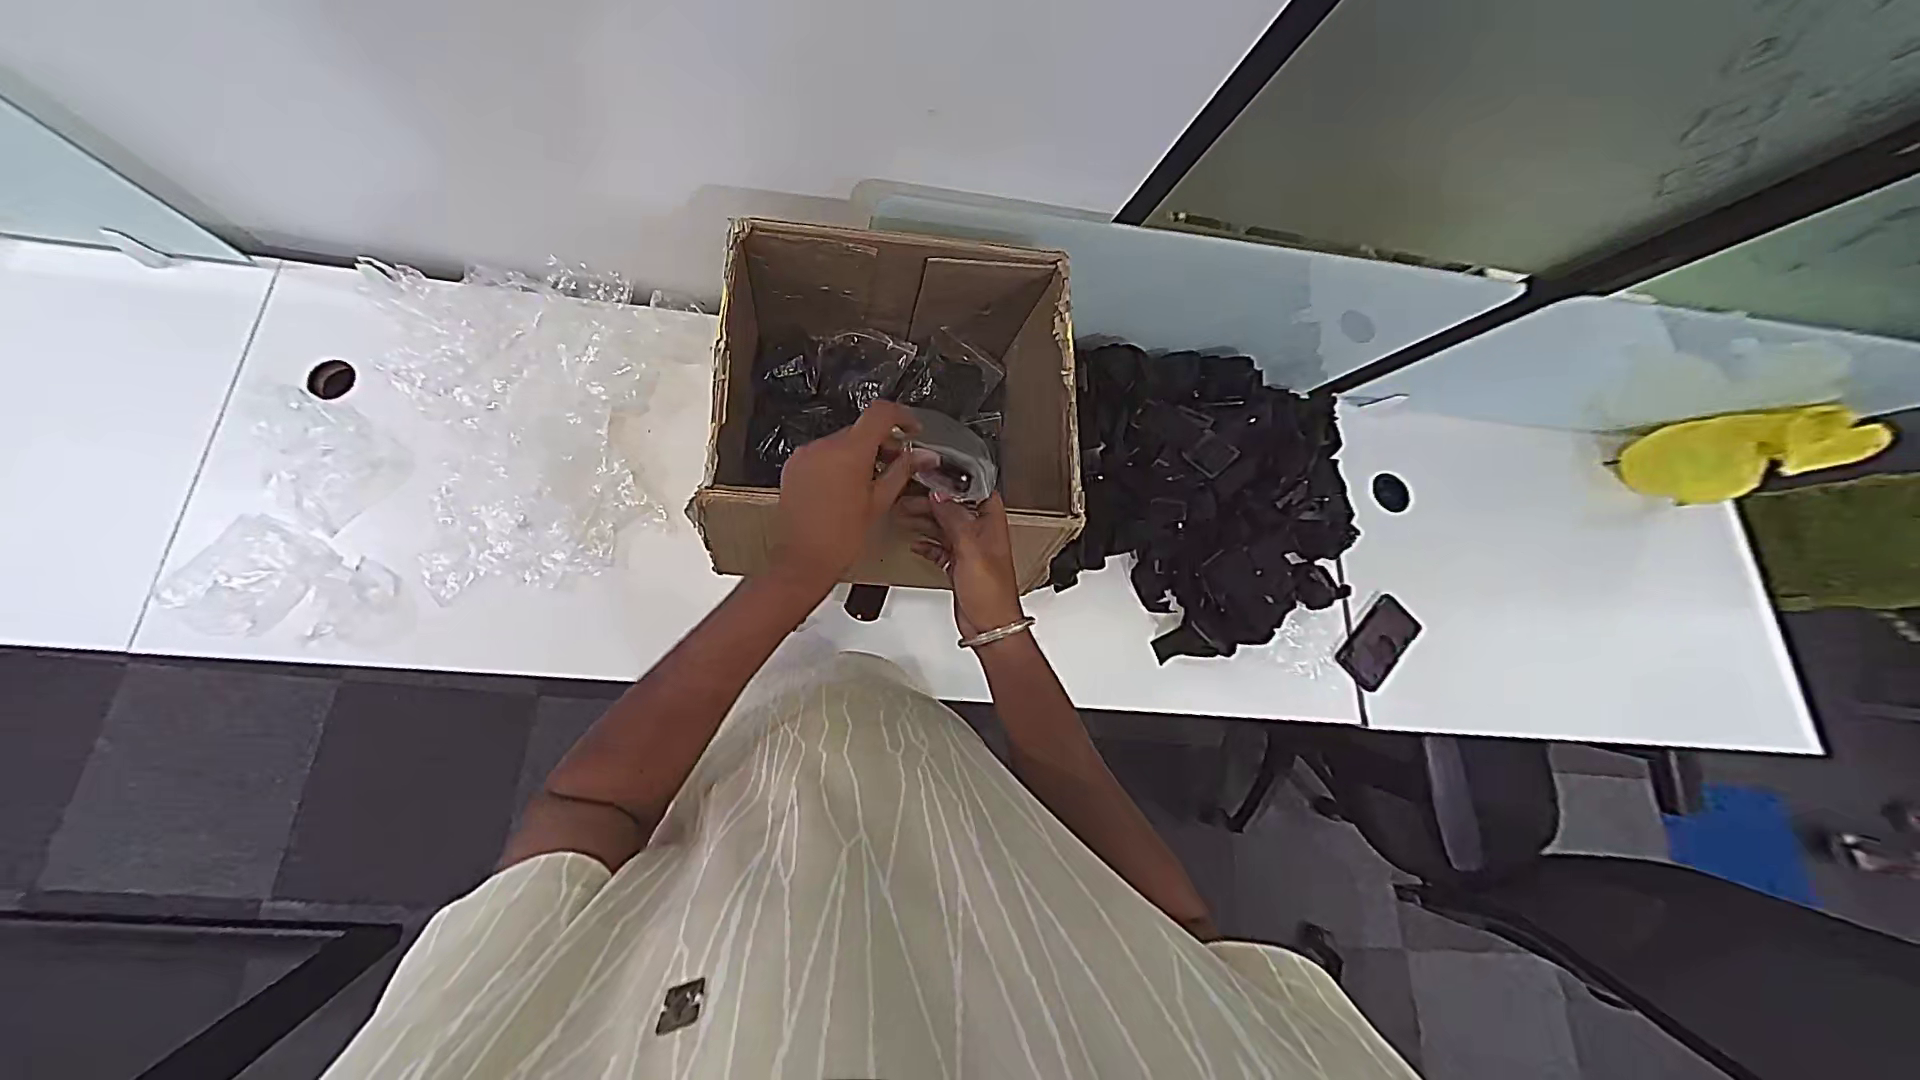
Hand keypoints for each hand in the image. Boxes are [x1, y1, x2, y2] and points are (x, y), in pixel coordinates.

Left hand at [773, 400, 928, 590]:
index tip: (911, 429)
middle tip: (897, 464)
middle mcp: (823, 447)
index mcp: (849, 453)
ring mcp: (806, 455)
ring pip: (842, 442)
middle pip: (861, 429)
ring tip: (871, 482)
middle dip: (882, 443)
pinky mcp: (794, 466)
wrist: (804, 559)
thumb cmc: (839, 539)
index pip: (880, 413)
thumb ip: (902, 471)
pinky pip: (823, 453)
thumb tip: (922, 456)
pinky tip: (848, 487)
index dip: (902, 416)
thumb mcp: (879, 502)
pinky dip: (839, 462)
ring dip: (860, 454)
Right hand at [896, 492, 1024, 638]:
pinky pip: (939, 548)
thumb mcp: (970, 547)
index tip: (934, 476)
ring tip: (905, 513)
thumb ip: (954, 518)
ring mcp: (969, 549)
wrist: (990, 625)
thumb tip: (939, 495)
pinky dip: (927, 544)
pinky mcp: (959, 565)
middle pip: (954, 506)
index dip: (956, 481)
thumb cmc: (991, 593)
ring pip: (944, 526)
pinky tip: (916, 542)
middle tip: (909, 497)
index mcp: (991, 522)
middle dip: (932, 501)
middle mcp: (981, 533)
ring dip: (925, 520)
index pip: (976, 489)